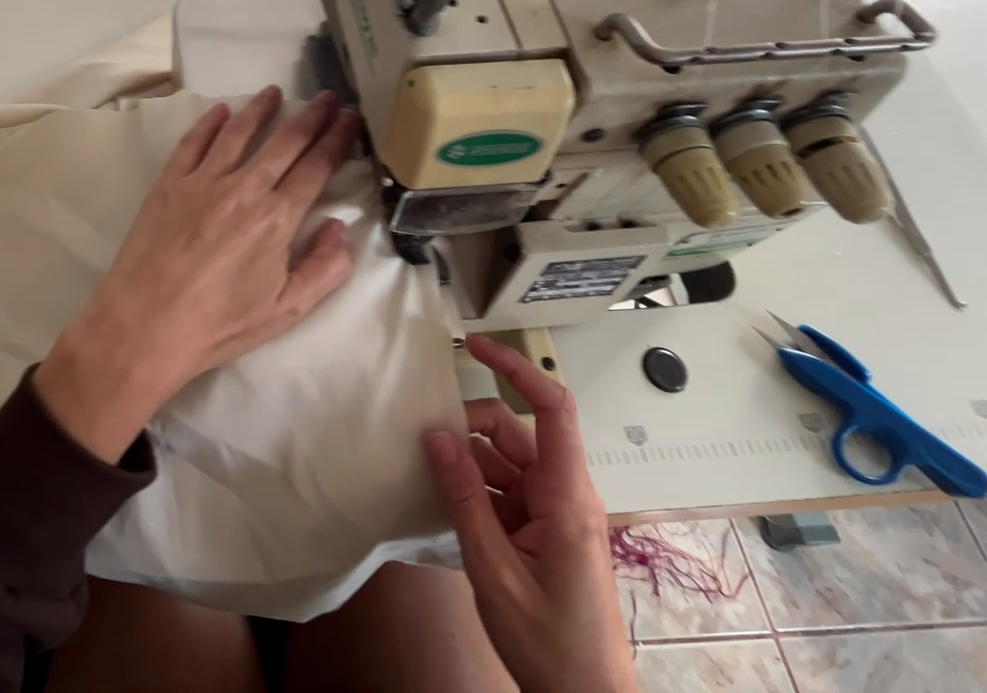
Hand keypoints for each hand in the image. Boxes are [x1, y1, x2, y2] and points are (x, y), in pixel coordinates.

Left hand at [34, 86, 361, 461]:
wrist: (144, 325)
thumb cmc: (219, 325)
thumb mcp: (286, 310)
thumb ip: (324, 268)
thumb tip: (341, 228)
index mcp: (277, 218)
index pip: (317, 167)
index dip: (338, 139)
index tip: (350, 117)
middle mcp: (244, 189)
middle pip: (284, 142)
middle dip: (310, 116)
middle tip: (325, 96)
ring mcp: (202, 181)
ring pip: (238, 133)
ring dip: (260, 109)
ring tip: (275, 92)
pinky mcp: (169, 184)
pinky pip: (193, 143)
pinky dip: (209, 123)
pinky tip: (220, 111)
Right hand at [422, 337, 635, 692]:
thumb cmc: (548, 640)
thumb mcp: (494, 570)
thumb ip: (464, 499)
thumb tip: (436, 434)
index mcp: (567, 496)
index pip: (553, 410)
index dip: (517, 368)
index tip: (473, 346)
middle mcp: (564, 492)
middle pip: (515, 431)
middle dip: (468, 424)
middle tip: (419, 437)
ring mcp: (554, 510)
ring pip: (504, 459)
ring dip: (465, 458)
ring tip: (421, 469)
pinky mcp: (542, 528)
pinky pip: (504, 487)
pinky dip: (472, 485)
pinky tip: (439, 497)